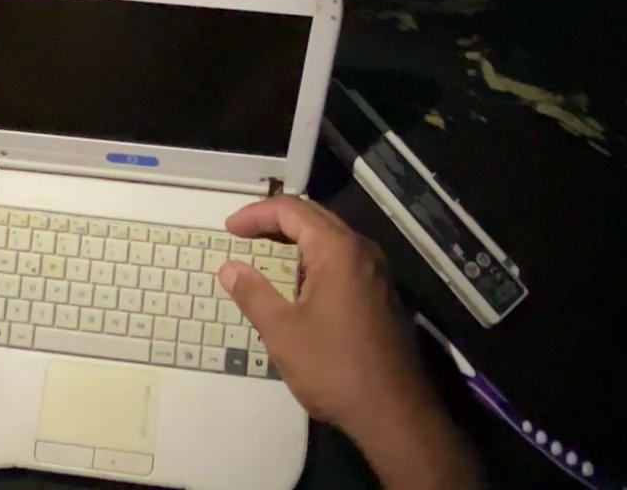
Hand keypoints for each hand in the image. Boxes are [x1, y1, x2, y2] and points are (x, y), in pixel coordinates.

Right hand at [215, 196, 431, 436]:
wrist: (397, 415)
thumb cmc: (335, 368)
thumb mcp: (283, 331)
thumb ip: (253, 293)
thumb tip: (229, 268)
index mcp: (337, 249)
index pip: (291, 210)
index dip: (256, 213)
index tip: (230, 229)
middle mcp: (361, 249)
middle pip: (313, 216)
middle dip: (275, 220)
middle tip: (244, 234)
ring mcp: (375, 271)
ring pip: (329, 236)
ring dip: (295, 238)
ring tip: (265, 253)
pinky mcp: (380, 292)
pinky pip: (342, 257)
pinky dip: (314, 257)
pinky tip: (298, 282)